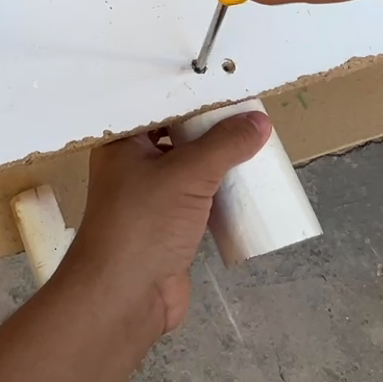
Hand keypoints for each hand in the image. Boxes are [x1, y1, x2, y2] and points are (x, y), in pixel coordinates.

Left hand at [51, 111, 271, 336]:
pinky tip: (242, 186)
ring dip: (214, 162)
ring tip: (250, 144)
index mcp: (123, 141)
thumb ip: (224, 145)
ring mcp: (148, 196)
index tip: (225, 87)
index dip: (190, 97)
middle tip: (245, 115)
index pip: (157, 106)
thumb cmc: (144, 222)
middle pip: (174, 136)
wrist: (125, 294)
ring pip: (186, 168)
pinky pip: (195, 198)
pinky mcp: (166, 224)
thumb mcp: (187, 174)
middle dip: (208, 130)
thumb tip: (259, 120)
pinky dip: (215, 192)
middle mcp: (131, 163)